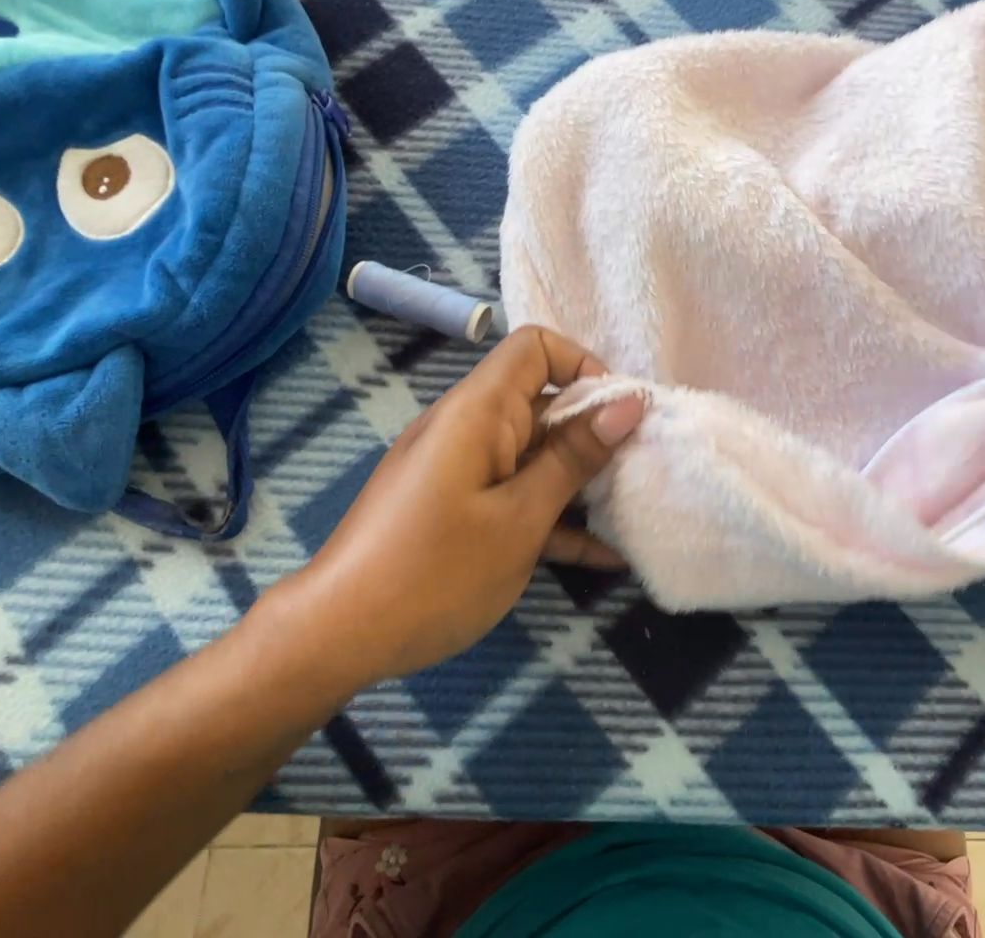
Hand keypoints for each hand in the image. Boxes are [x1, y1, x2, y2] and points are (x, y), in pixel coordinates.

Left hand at [265, 326, 644, 690]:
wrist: (341, 635)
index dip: (584, 367)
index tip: (620, 415)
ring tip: (634, 510)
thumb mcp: (520, 518)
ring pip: (533, 454)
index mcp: (478, 412)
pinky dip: (552, 516)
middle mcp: (468, 429)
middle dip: (595, 431)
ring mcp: (461, 470)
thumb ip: (574, 458)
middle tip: (644, 469)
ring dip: (580, 480)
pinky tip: (603, 555)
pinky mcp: (457, 507)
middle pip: (541, 403)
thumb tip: (627, 403)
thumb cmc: (437, 572)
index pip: (535, 349)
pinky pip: (513, 494)